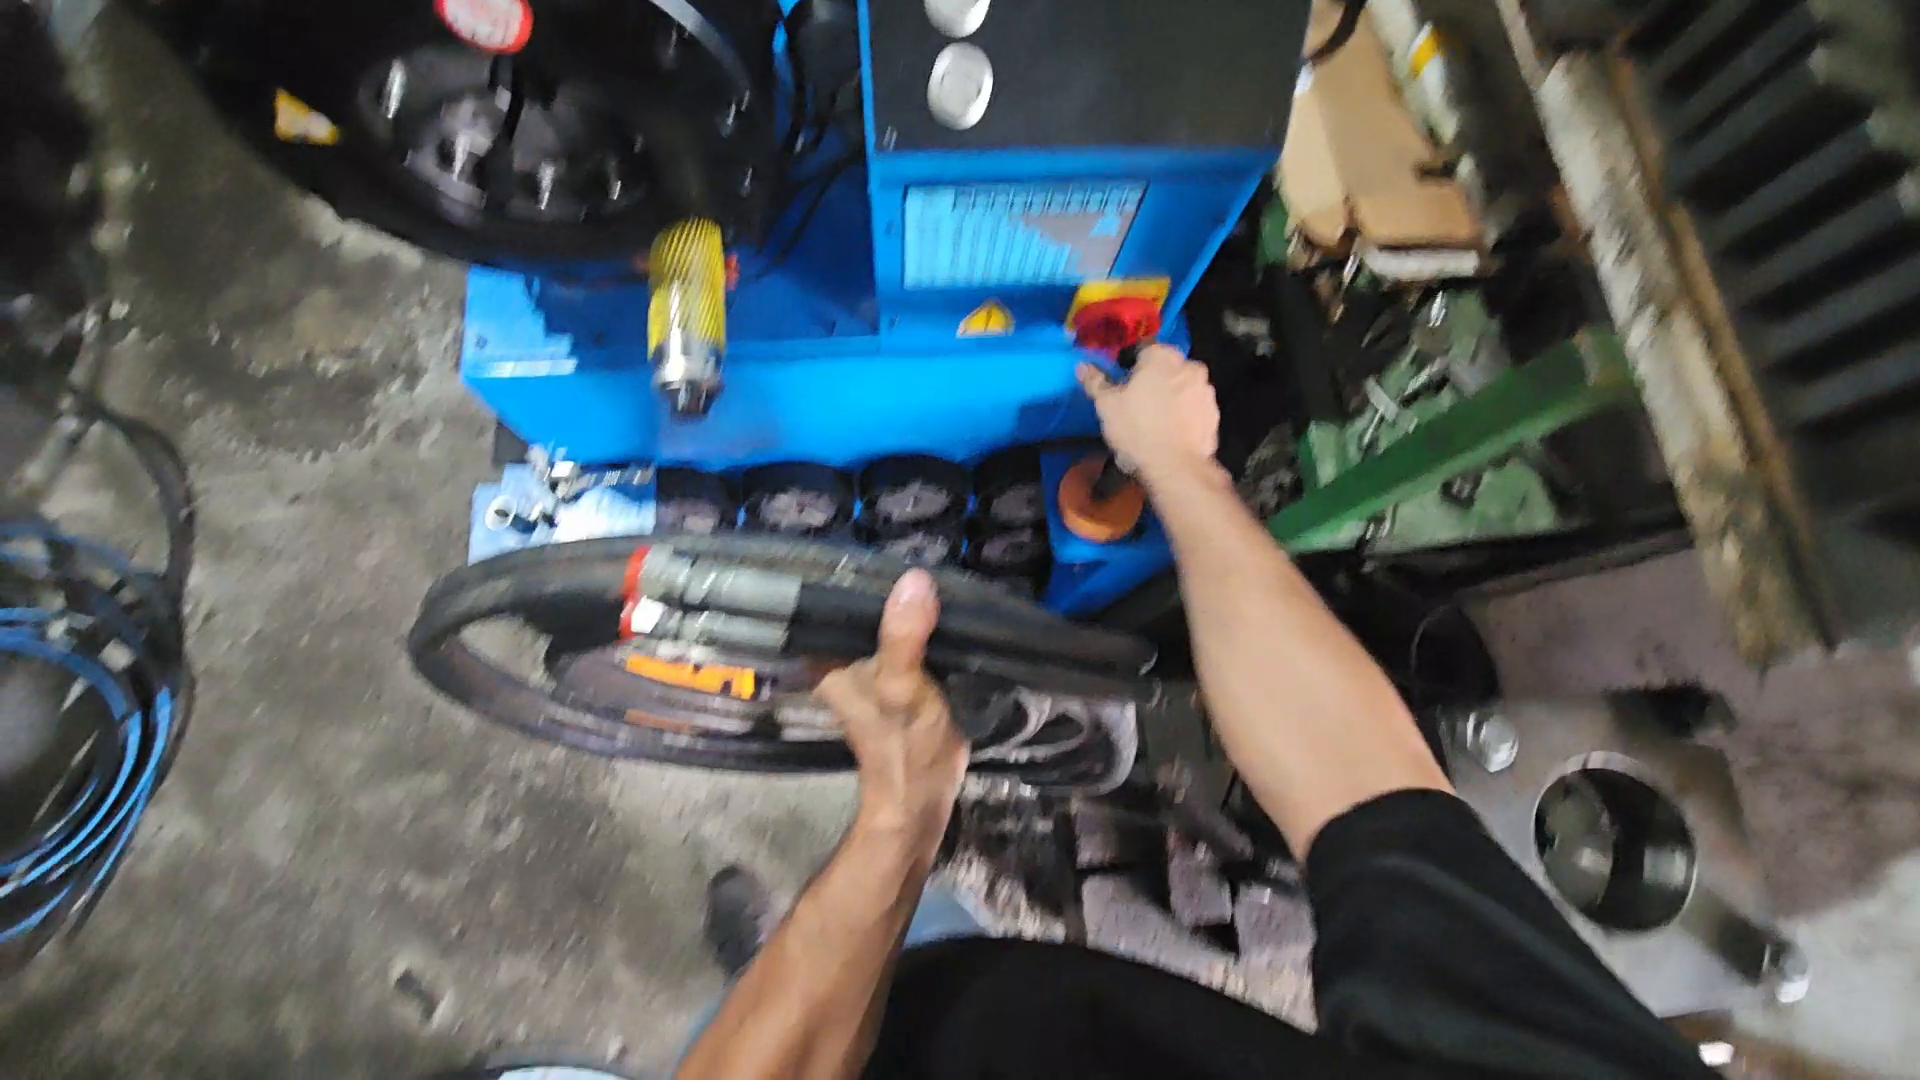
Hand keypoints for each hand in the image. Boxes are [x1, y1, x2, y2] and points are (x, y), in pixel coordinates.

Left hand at [814, 569, 968, 847]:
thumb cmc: (903, 745)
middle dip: (888, 580)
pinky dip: (924, 621)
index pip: (829, 596)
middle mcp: (841, 655)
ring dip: (908, 600)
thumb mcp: (902, 687)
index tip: (880, 539)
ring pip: (886, 618)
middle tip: (919, 545)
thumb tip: (915, 579)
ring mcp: (870, 664)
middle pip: (862, 603)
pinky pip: (908, 634)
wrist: (925, 796)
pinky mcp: (897, 672)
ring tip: (935, 566)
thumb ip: (903, 636)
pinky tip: (942, 601)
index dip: (853, 568)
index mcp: (826, 655)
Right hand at [1077, 345, 1221, 488]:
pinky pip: (1193, 409)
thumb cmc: (1137, 429)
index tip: (1122, 386)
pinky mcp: (1214, 415)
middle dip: (1153, 381)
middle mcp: (1190, 367)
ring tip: (1154, 423)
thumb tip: (1083, 366)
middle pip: (1166, 369)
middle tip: (1136, 405)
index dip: (1131, 367)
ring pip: (1182, 388)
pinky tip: (1170, 433)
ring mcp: (1206, 391)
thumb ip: (1096, 382)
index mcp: (1163, 356)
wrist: (1175, 467)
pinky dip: (1184, 416)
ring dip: (1170, 398)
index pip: (1144, 351)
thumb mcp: (1107, 406)